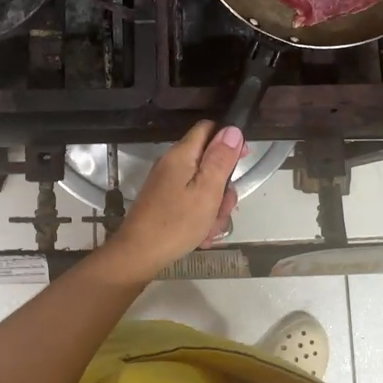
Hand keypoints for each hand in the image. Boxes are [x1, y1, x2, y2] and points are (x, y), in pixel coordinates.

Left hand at [94, 122, 243, 282]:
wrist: (138, 254)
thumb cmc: (177, 222)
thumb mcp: (207, 190)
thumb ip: (221, 159)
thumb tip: (232, 129)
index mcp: (182, 154)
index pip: (208, 128)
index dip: (228, 140)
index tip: (243, 159)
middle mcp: (173, 164)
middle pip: (208, 162)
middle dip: (223, 186)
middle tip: (225, 208)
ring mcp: (167, 184)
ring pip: (203, 187)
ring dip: (214, 207)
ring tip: (211, 229)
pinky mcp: (164, 202)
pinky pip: (191, 202)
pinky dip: (201, 217)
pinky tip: (202, 236)